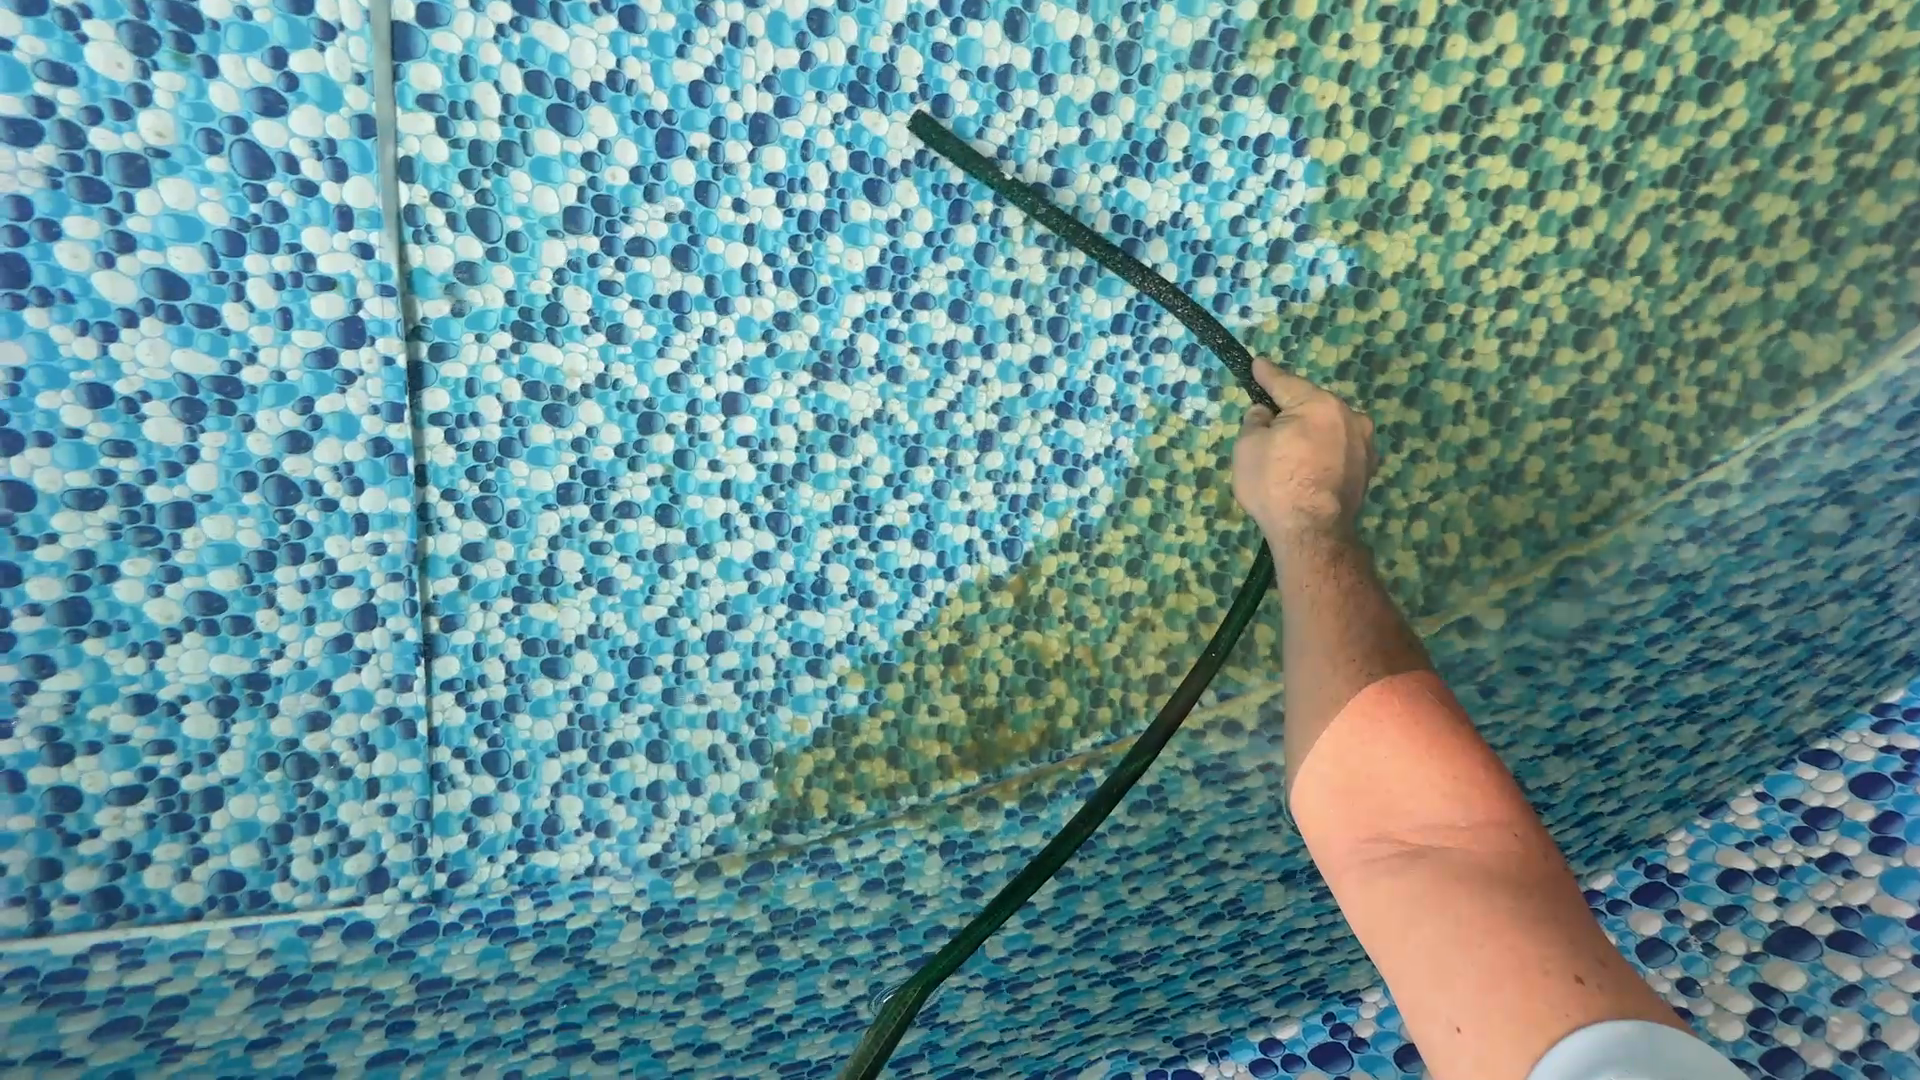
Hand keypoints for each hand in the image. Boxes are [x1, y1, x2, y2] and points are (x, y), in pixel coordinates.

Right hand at [1231, 358, 1376, 547]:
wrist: (1313, 531)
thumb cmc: (1275, 484)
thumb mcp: (1247, 447)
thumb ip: (1256, 421)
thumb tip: (1267, 414)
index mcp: (1318, 404)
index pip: (1285, 382)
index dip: (1267, 374)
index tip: (1257, 363)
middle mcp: (1349, 416)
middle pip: (1311, 405)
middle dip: (1290, 409)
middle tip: (1268, 421)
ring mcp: (1364, 443)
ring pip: (1328, 427)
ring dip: (1309, 432)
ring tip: (1289, 450)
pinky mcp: (1368, 469)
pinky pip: (1339, 449)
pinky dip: (1322, 452)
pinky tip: (1308, 467)